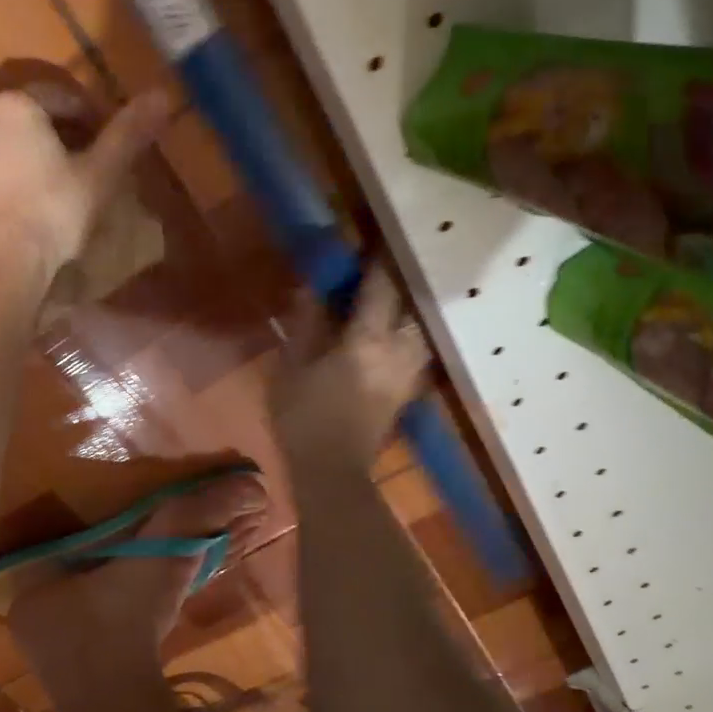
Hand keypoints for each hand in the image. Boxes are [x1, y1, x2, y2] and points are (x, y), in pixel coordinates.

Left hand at [0, 88, 170, 300]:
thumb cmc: (50, 217)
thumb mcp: (99, 175)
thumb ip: (128, 133)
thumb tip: (163, 95)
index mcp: (14, 108)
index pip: (59, 96)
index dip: (89, 114)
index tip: (107, 137)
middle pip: (25, 120)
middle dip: (56, 134)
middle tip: (84, 161)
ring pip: (0, 149)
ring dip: (26, 159)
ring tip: (53, 188)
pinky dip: (1, 184)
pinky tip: (20, 211)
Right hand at [271, 270, 430, 465]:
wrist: (331, 469)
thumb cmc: (302, 415)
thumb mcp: (292, 366)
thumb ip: (306, 324)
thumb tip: (311, 288)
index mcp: (367, 340)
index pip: (380, 289)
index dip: (374, 263)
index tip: (367, 242)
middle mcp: (399, 350)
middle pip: (411, 306)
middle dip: (398, 286)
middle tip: (380, 273)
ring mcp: (410, 373)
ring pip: (420, 330)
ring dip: (407, 313)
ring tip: (389, 305)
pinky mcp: (409, 392)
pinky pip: (417, 352)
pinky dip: (408, 337)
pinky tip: (393, 339)